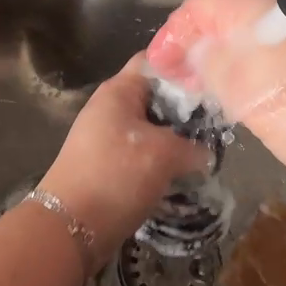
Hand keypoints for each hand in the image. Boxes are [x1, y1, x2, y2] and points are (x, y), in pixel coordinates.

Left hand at [36, 54, 210, 259]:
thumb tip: (206, 153)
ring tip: (205, 149)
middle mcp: (110, 105)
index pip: (152, 61)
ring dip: (174, 138)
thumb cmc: (115, 175)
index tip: (210, 79)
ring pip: (149, 126)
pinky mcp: (107, 162)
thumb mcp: (162, 155)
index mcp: (118, 90)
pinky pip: (141, 151)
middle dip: (183, 108)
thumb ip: (190, 147)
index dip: (181, 66)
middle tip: (215, 121)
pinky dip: (160, 159)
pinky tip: (182, 173)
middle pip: (154, 95)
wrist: (70, 224)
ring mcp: (106, 134)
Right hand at [146, 0, 285, 197]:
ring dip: (218, 58)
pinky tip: (238, 96)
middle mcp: (278, 8)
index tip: (157, 62)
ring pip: (245, 35)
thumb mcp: (243, 93)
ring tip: (200, 90)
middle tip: (175, 78)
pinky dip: (245, 68)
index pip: (199, 6)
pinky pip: (267, 52)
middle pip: (222, 16)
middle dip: (193, 45)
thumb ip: (209, 64)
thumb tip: (192, 51)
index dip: (173, 32)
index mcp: (255, 7)